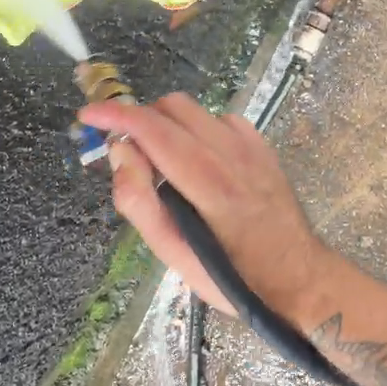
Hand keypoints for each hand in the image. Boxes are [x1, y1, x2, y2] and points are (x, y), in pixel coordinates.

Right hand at [78, 94, 336, 323]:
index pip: (154, 129)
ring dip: (170, 124)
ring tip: (162, 163)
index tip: (89, 114)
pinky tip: (198, 161)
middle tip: (127, 153)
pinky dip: (200, 130)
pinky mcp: (264, 148)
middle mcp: (233, 153)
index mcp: (208, 181)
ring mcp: (253, 146)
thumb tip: (120, 153)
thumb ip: (140, 201)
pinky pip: (223, 121)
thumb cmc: (231, 276)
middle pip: (173, 108)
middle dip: (140, 119)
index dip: (116, 115)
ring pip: (198, 111)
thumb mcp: (174, 255)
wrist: (297, 277)